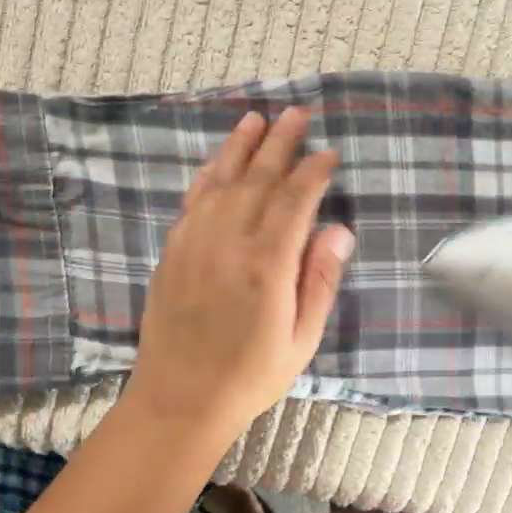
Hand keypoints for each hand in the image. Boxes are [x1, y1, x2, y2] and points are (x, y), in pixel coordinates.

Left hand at [122, 109, 355, 443]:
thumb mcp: (301, 339)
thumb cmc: (251, 376)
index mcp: (268, 265)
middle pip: (258, 178)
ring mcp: (195, 243)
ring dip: (240, 147)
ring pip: (221, 180)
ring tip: (256, 120)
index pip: (295, 200)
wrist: (182, 397)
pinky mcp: (173, 252)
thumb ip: (319, 281)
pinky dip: (208, 175)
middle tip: (297, 114)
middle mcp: (229, 242)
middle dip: (280, 143)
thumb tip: (338, 232)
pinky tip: (217, 163)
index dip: (313, 172)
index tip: (328, 154)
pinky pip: (193, 201)